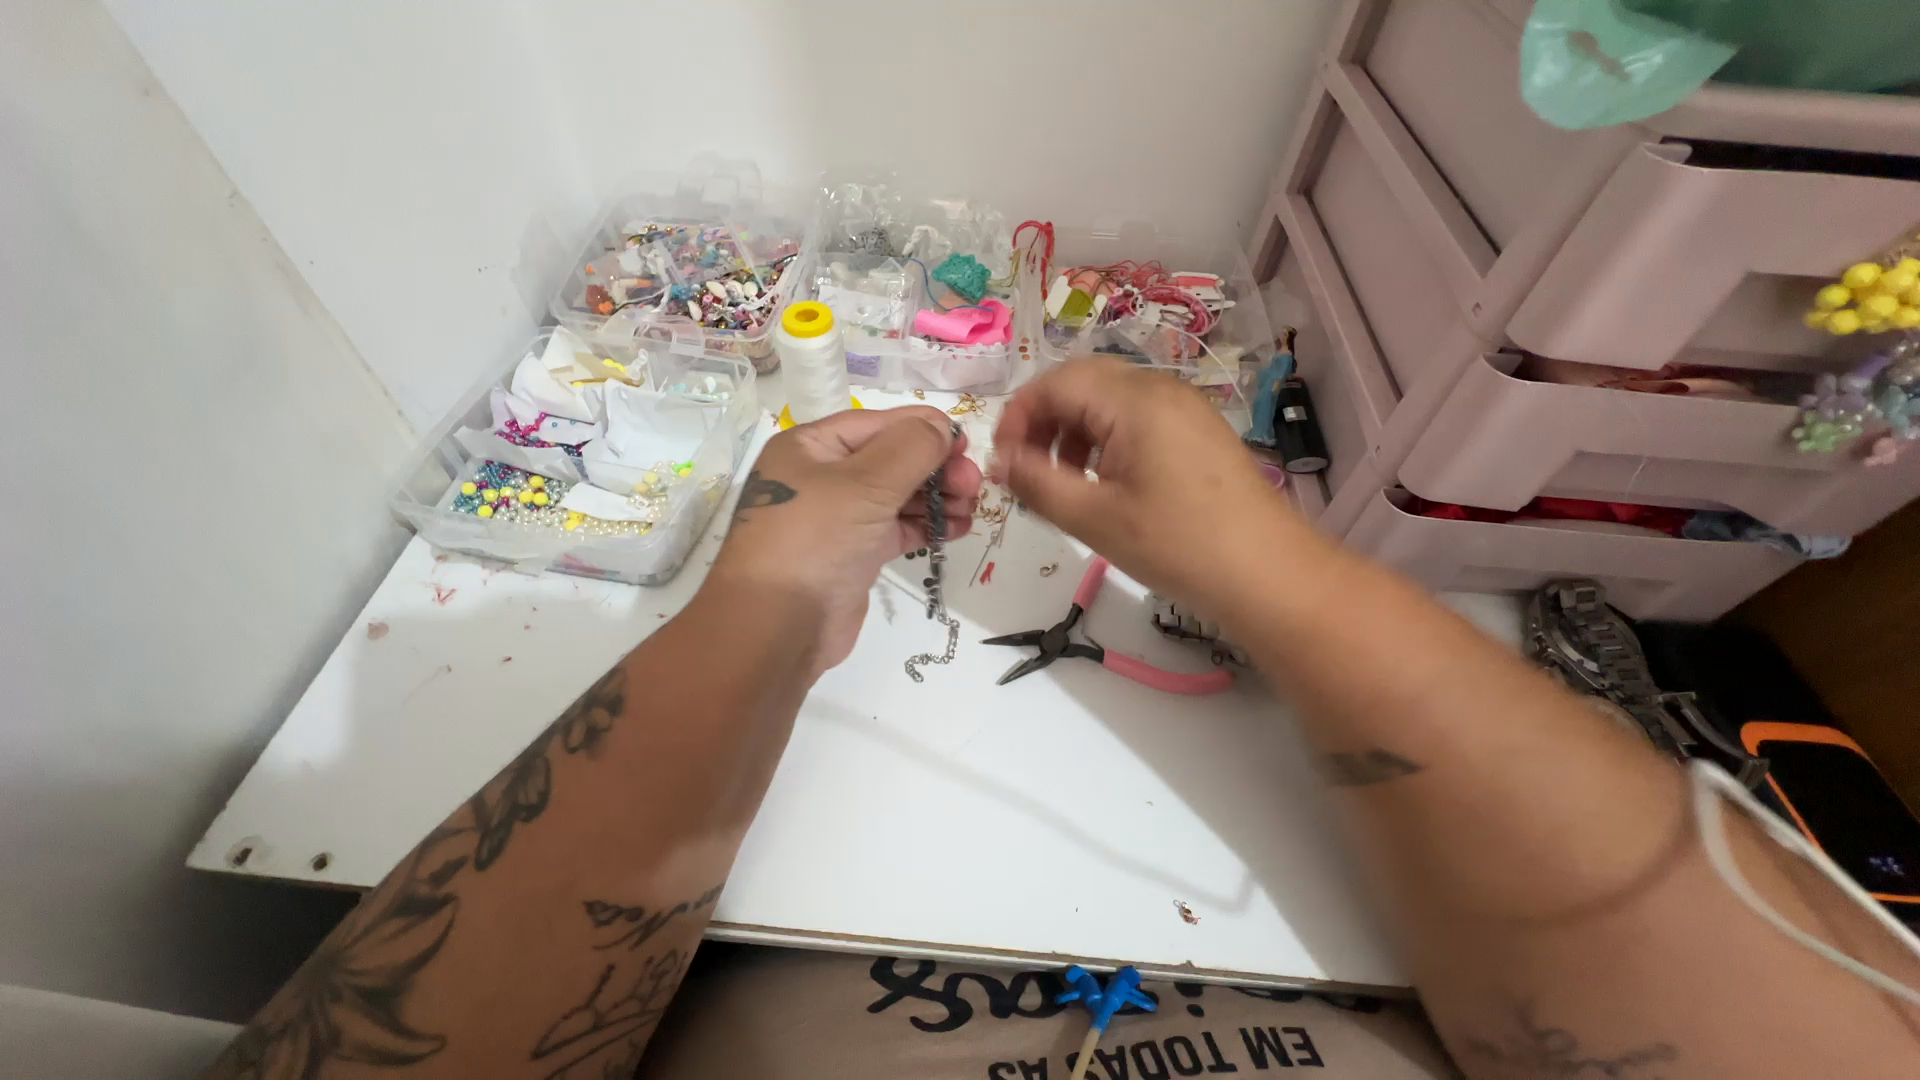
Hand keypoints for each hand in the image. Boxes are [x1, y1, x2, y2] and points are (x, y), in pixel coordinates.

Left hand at [709, 407, 982, 673]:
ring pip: (898, 495)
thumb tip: (942, 427)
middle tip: (973, 485)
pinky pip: (896, 528)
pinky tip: (957, 529)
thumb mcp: (864, 484)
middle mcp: (822, 476)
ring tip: (970, 509)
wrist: (777, 628)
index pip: (877, 423)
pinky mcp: (854, 554)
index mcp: (811, 447)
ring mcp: (837, 518)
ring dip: (936, 498)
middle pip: (891, 459)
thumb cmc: (814, 541)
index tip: (966, 444)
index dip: (923, 429)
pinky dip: (926, 526)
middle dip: (935, 468)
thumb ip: (911, 448)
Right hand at [991, 358, 1307, 613]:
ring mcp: (1184, 408)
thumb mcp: (1093, 518)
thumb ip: (1036, 483)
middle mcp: (1160, 389)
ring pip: (1108, 401)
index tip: (1002, 462)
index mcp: (1134, 400)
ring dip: (1072, 431)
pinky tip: (1102, 483)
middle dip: (1043, 421)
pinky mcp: (1196, 432)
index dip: (1018, 416)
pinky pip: (1136, 419)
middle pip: (1082, 383)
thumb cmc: (1176, 545)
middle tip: (1026, 469)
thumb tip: (998, 462)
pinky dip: (1105, 441)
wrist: (1268, 574)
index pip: (1055, 382)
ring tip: (1061, 481)